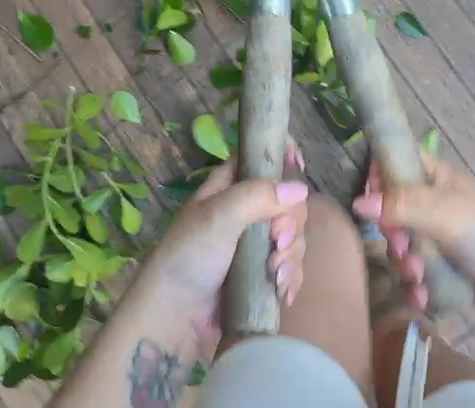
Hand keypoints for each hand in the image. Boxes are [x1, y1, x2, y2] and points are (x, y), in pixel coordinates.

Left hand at [123, 158, 308, 341]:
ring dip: (291, 255)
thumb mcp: (218, 216)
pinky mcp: (261, 275)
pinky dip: (291, 277)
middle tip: (276, 242)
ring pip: (292, 236)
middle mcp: (246, 211)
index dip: (283, 156)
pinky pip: (290, 267)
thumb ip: (257, 196)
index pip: (262, 157)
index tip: (300, 170)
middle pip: (287, 201)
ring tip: (275, 276)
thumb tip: (300, 189)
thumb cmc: (189, 256)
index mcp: (230, 186)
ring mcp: (255, 245)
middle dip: (290, 223)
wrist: (173, 319)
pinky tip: (282, 292)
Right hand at [353, 153, 474, 317]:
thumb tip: (358, 202)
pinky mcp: (438, 269)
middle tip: (405, 248)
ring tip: (421, 277)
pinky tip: (423, 297)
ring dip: (405, 265)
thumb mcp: (443, 212)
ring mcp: (434, 237)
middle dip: (394, 236)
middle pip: (390, 211)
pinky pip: (411, 275)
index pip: (395, 162)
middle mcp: (430, 203)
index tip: (370, 200)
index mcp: (434, 177)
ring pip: (399, 247)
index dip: (378, 177)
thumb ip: (400, 205)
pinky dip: (415, 287)